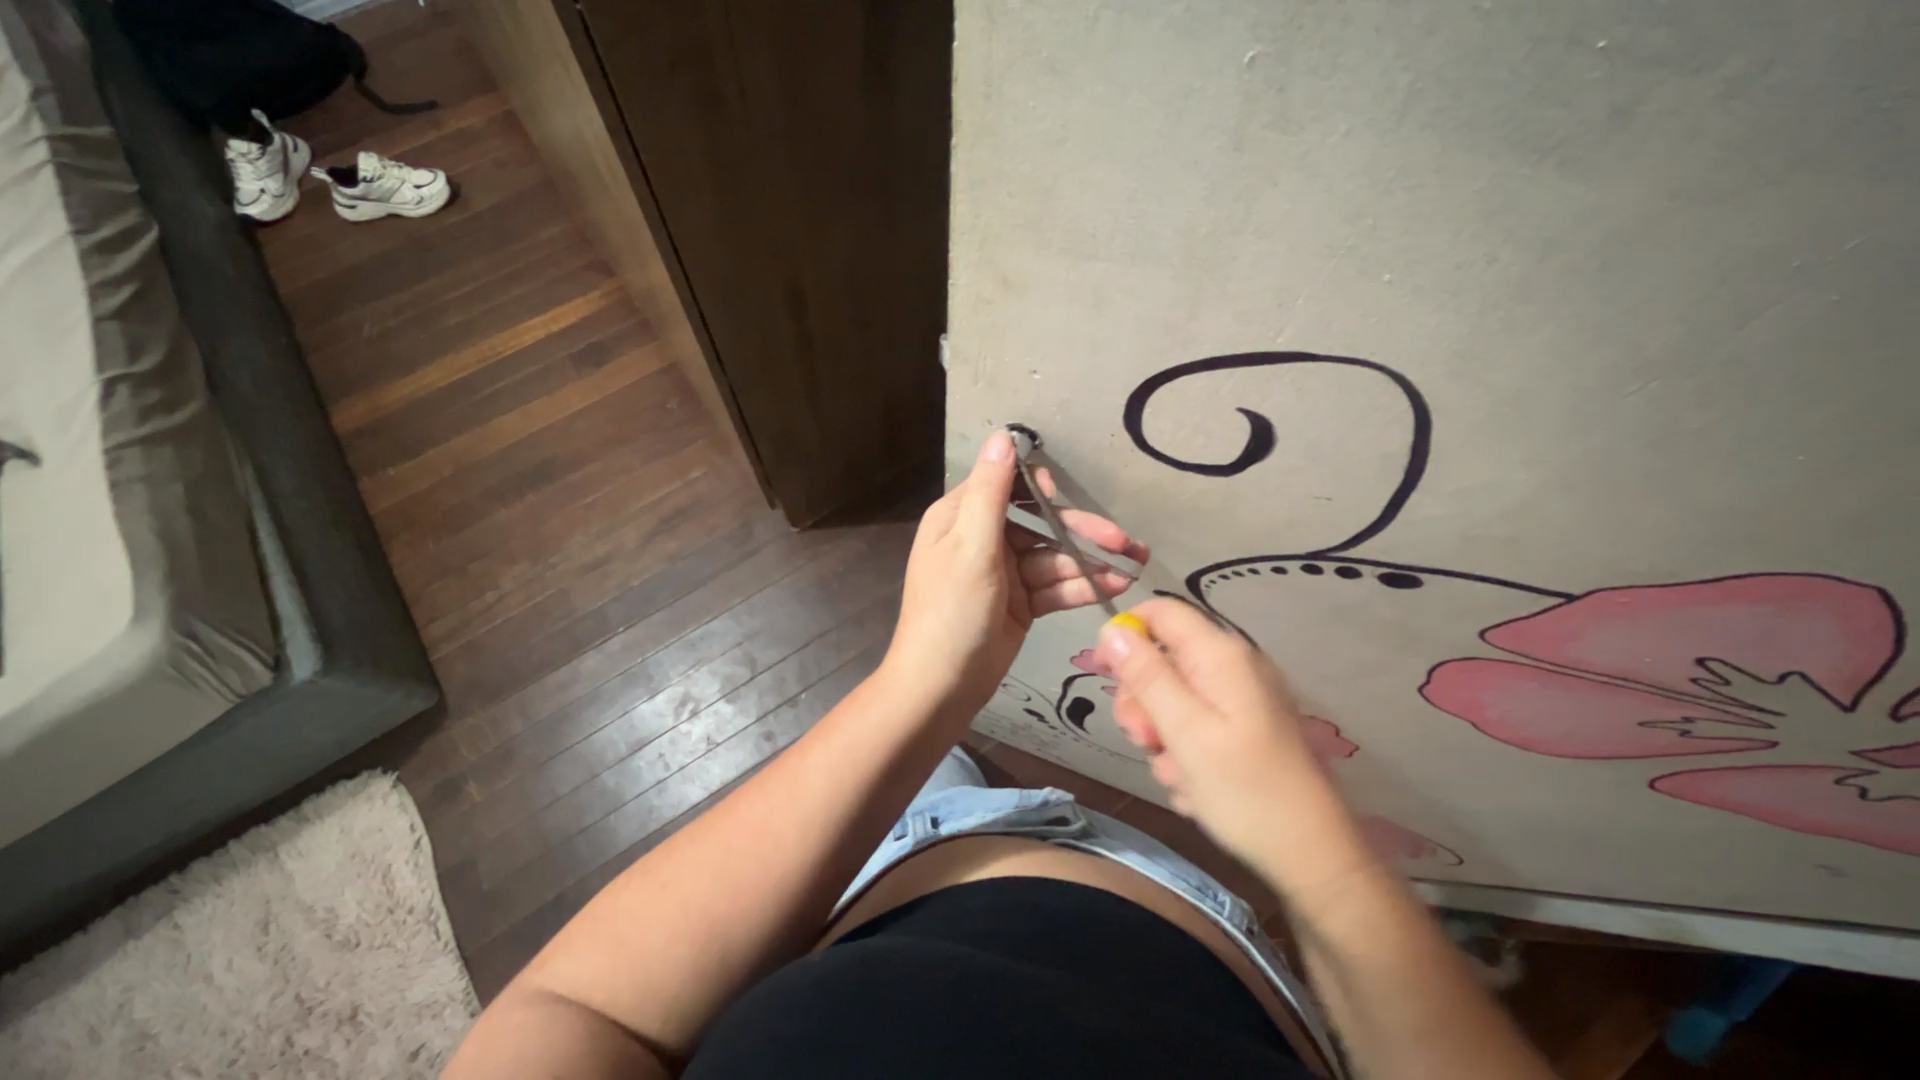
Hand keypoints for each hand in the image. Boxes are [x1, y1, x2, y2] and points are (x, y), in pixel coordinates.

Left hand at [882, 430, 1148, 725]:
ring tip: (1134, 566)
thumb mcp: (970, 547)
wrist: (940, 688)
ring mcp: (1004, 573)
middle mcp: (982, 539)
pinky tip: (1114, 586)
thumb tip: (1003, 435)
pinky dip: (1081, 587)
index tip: (1062, 494)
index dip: (1037, 486)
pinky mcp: (1021, 604)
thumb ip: (991, 492)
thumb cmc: (950, 612)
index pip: (1004, 484)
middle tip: (1123, 539)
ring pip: (1053, 558)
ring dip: (1090, 562)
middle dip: (1080, 531)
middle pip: (1039, 524)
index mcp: (959, 518)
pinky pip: (1055, 587)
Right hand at [1094, 599, 1374, 894]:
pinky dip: (1183, 755)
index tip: (1104, 675)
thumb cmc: (1244, 789)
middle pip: (1161, 660)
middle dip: (1142, 701)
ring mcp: (1239, 700)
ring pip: (1171, 701)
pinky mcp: (1242, 731)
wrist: (1309, 853)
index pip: (1161, 612)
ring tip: (1178, 775)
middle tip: (1144, 740)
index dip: (1126, 635)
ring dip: (1161, 738)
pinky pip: (1193, 728)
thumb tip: (1111, 630)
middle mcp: (1232, 668)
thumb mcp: (1184, 731)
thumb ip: (1146, 677)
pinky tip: (1195, 788)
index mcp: (1221, 655)